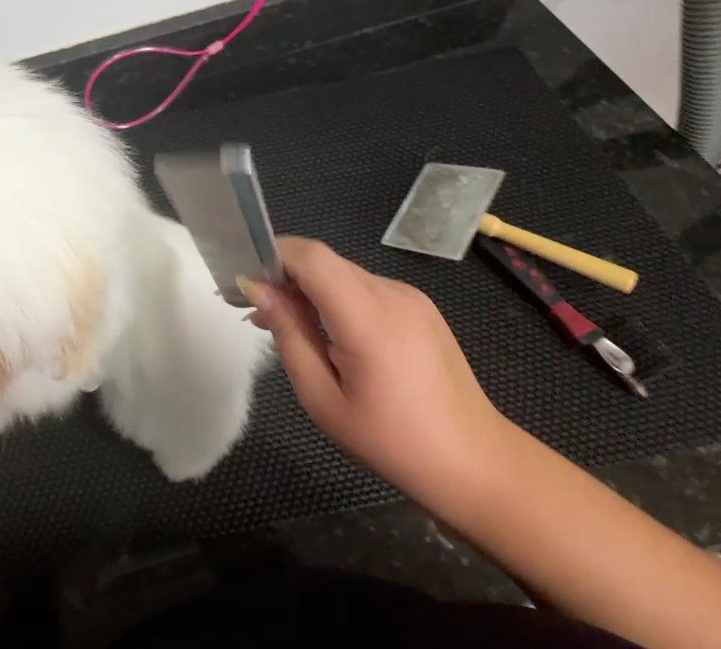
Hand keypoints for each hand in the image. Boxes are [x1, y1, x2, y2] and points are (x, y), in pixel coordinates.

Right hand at [246, 238, 519, 510]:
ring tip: (289, 332)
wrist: (475, 464)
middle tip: (257, 316)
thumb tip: (258, 290)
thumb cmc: (391, 441)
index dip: (272, 257)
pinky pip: (365, 290)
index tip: (245, 284)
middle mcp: (393, 294)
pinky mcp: (421, 310)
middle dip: (285, 278)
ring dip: (310, 291)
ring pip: (343, 275)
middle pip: (325, 262)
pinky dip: (337, 302)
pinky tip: (328, 338)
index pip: (311, 256)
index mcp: (369, 316)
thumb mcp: (322, 398)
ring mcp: (412, 299)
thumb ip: (289, 335)